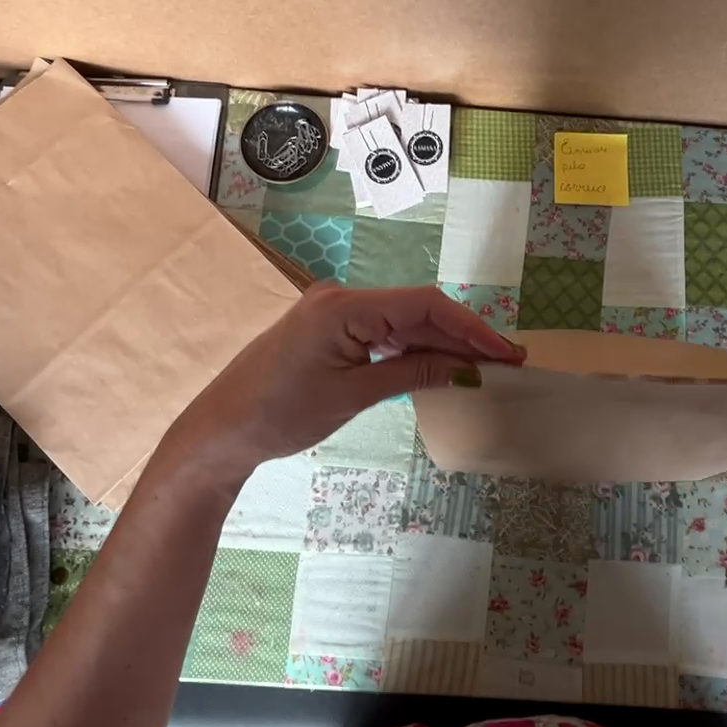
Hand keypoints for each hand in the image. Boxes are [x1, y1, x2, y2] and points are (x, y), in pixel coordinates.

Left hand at [170, 283, 522, 471]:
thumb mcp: (354, 395)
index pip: (425, 306)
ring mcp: (336, 310)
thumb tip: (466, 369)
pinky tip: (440, 363)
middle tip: (505, 361)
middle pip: (418, 309)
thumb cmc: (281, 415)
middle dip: (462, 336)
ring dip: (441, 343)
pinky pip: (383, 330)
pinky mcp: (331, 326)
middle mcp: (343, 297)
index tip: (504, 352)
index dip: (470, 327)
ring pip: (404, 320)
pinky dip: (413, 347)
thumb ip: (413, 372)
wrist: (220, 430)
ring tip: (483, 365)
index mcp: (345, 306)